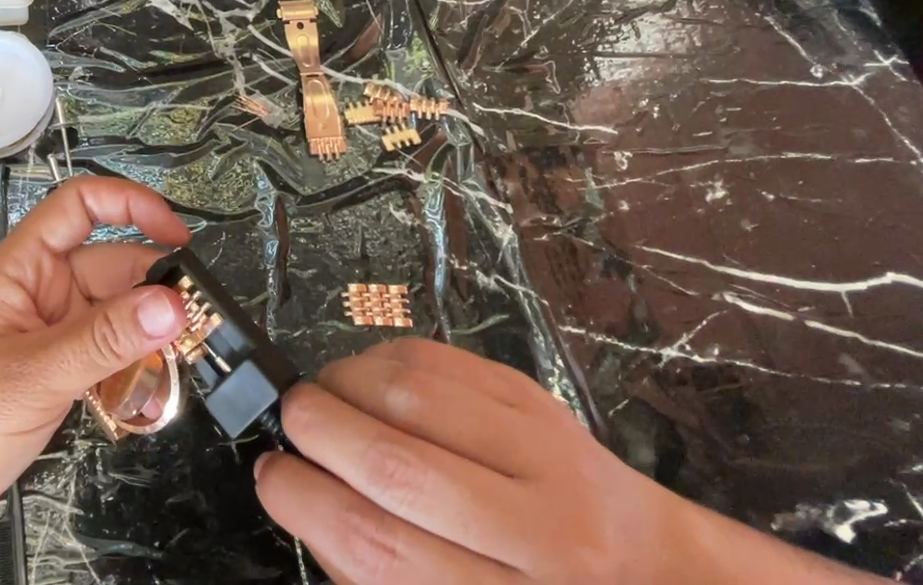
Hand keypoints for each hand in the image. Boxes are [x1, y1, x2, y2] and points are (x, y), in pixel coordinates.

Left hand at [0, 176, 191, 534]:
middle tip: (198, 320)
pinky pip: (111, 347)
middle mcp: (41, 288)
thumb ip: (103, 340)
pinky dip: (136, 360)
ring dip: (150, 329)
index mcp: (22, 267)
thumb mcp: (33, 375)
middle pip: (111, 263)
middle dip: (154, 286)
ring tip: (185, 355)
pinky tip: (155, 383)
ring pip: (117, 309)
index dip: (129, 204)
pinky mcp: (61, 362)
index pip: (78, 206)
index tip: (176, 234)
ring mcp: (52, 326)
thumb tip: (170, 305)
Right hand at [255, 338, 882, 583]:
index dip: (303, 499)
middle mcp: (544, 534)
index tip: (270, 476)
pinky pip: (433, 358)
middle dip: (314, 431)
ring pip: (412, 394)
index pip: (381, 545)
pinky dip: (375, 362)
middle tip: (289, 425)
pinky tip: (363, 384)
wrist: (652, 572)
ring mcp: (548, 452)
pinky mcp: (536, 395)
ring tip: (322, 400)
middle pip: (395, 465)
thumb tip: (295, 488)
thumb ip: (366, 564)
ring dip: (339, 385)